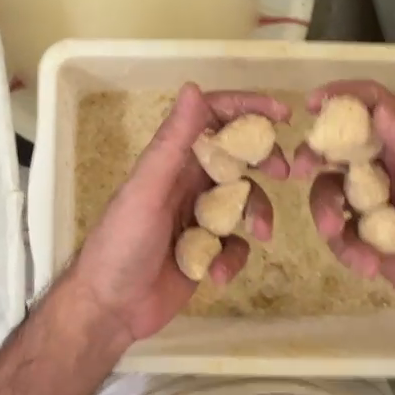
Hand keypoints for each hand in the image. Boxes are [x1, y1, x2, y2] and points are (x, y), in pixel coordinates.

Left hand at [67, 84, 286, 343]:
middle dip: (262, 160)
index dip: (246, 109)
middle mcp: (186, 183)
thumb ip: (173, 142)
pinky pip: (234, 245)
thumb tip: (194, 87)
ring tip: (261, 233)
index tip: (283, 114)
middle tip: (285, 172)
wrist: (109, 307)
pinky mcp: (204, 252)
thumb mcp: (147, 189)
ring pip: (243, 202)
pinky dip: (233, 257)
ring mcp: (196, 218)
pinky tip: (217, 273)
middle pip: (235, 157)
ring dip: (256, 213)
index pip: (212, 118)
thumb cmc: (121, 243)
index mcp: (171, 161)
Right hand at [292, 81, 394, 322]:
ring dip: (324, 210)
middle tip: (298, 169)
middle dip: (313, 156)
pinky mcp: (369, 244)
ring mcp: (374, 209)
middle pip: (337, 151)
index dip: (343, 99)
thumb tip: (377, 109)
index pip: (371, 110)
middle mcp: (385, 172)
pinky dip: (345, 250)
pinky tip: (368, 265)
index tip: (313, 102)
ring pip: (329, 195)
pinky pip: (341, 239)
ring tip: (334, 232)